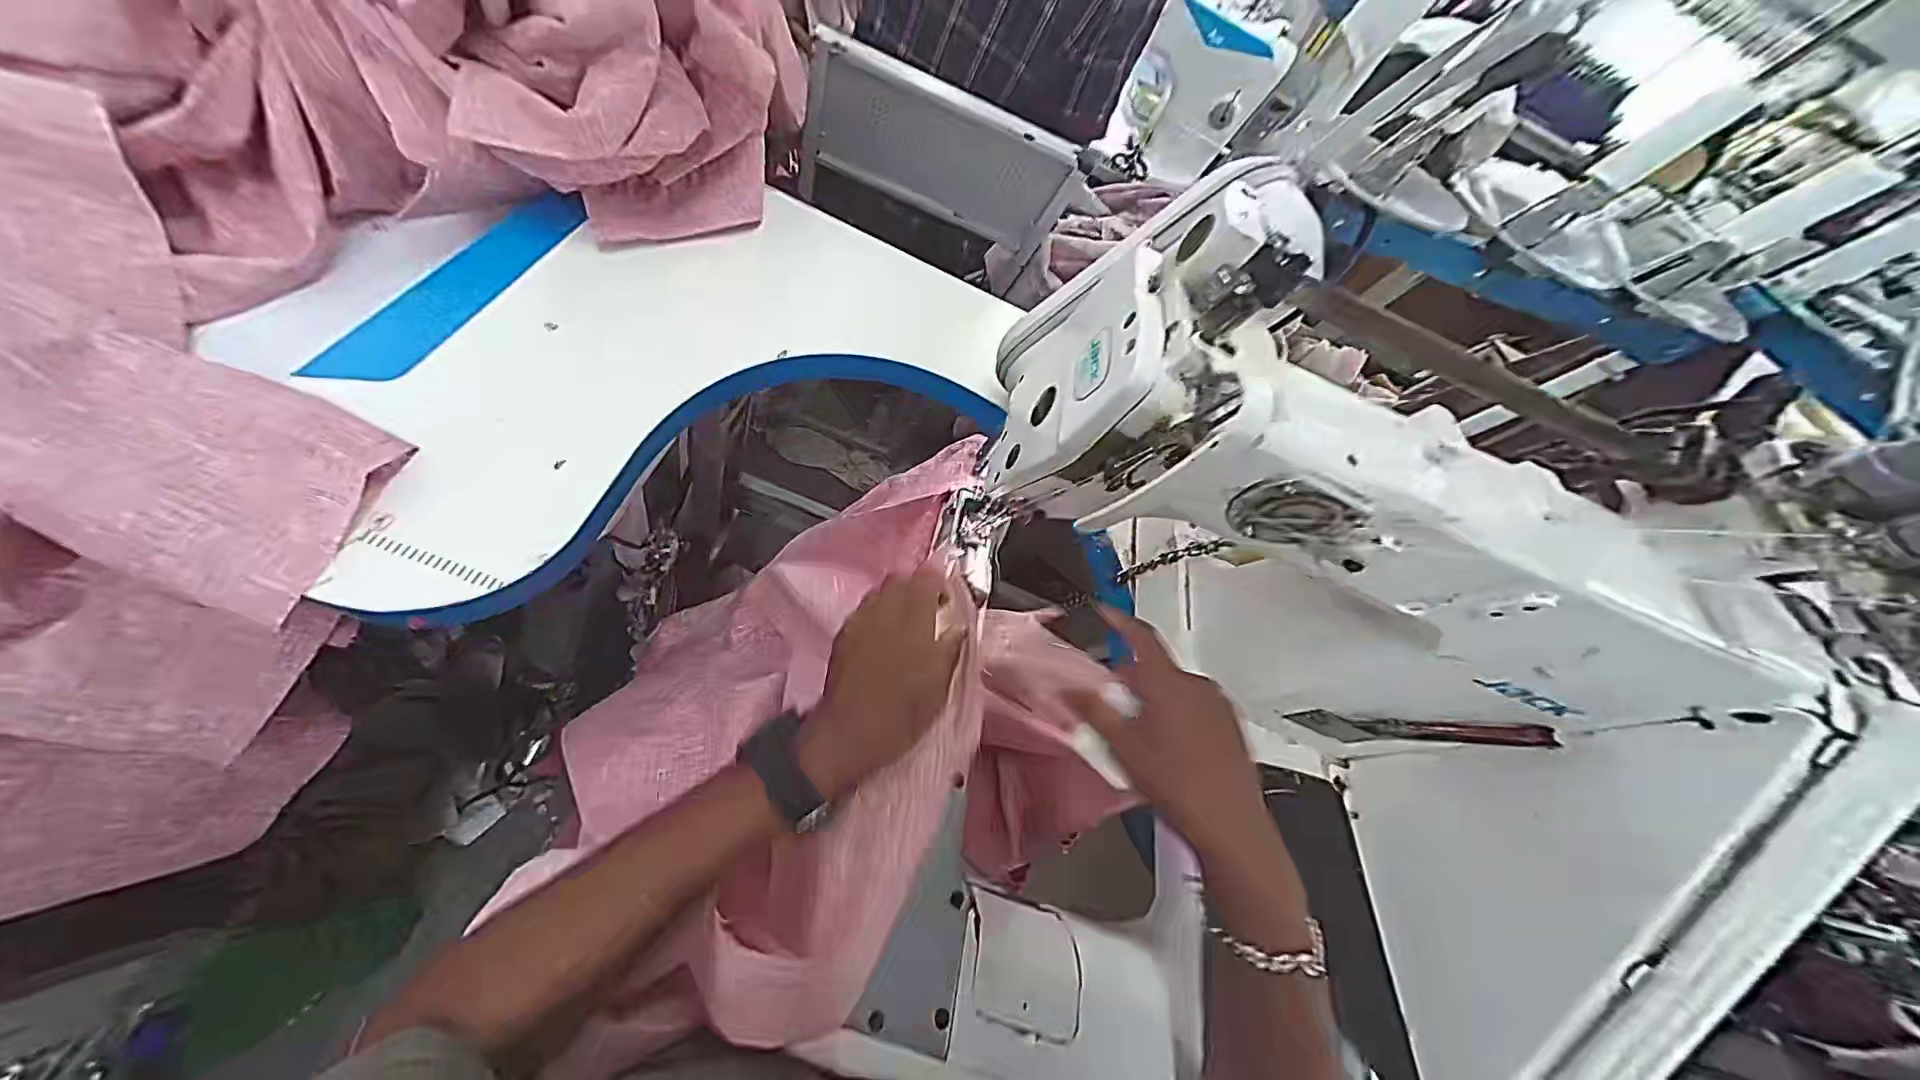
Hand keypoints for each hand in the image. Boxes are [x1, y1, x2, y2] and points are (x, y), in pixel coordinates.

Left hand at [800, 564, 965, 798]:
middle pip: (900, 579)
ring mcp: (859, 621)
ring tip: (905, 625)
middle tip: (929, 611)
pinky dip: (876, 615)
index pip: (927, 577)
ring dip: (895, 600)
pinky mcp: (843, 634)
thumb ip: (952, 647)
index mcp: (914, 620)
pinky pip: (863, 610)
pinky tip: (881, 638)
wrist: (850, 733)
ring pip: (880, 592)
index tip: (948, 600)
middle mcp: (884, 612)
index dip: (940, 583)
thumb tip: (959, 626)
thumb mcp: (940, 684)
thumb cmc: (903, 713)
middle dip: (916, 588)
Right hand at [1065, 608, 1272, 863]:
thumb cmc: (1179, 786)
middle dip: (1130, 682)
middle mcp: (1196, 686)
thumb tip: (1073, 690)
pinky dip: (1177, 713)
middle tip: (1112, 708)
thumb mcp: (1123, 747)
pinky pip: (1194, 704)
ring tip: (1142, 739)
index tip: (1107, 610)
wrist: (1229, 821)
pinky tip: (1169, 748)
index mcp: (1167, 684)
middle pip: (1154, 668)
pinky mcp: (1229, 722)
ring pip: (1173, 688)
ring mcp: (1217, 703)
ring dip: (1154, 700)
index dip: (1119, 619)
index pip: (1140, 636)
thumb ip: (1094, 710)